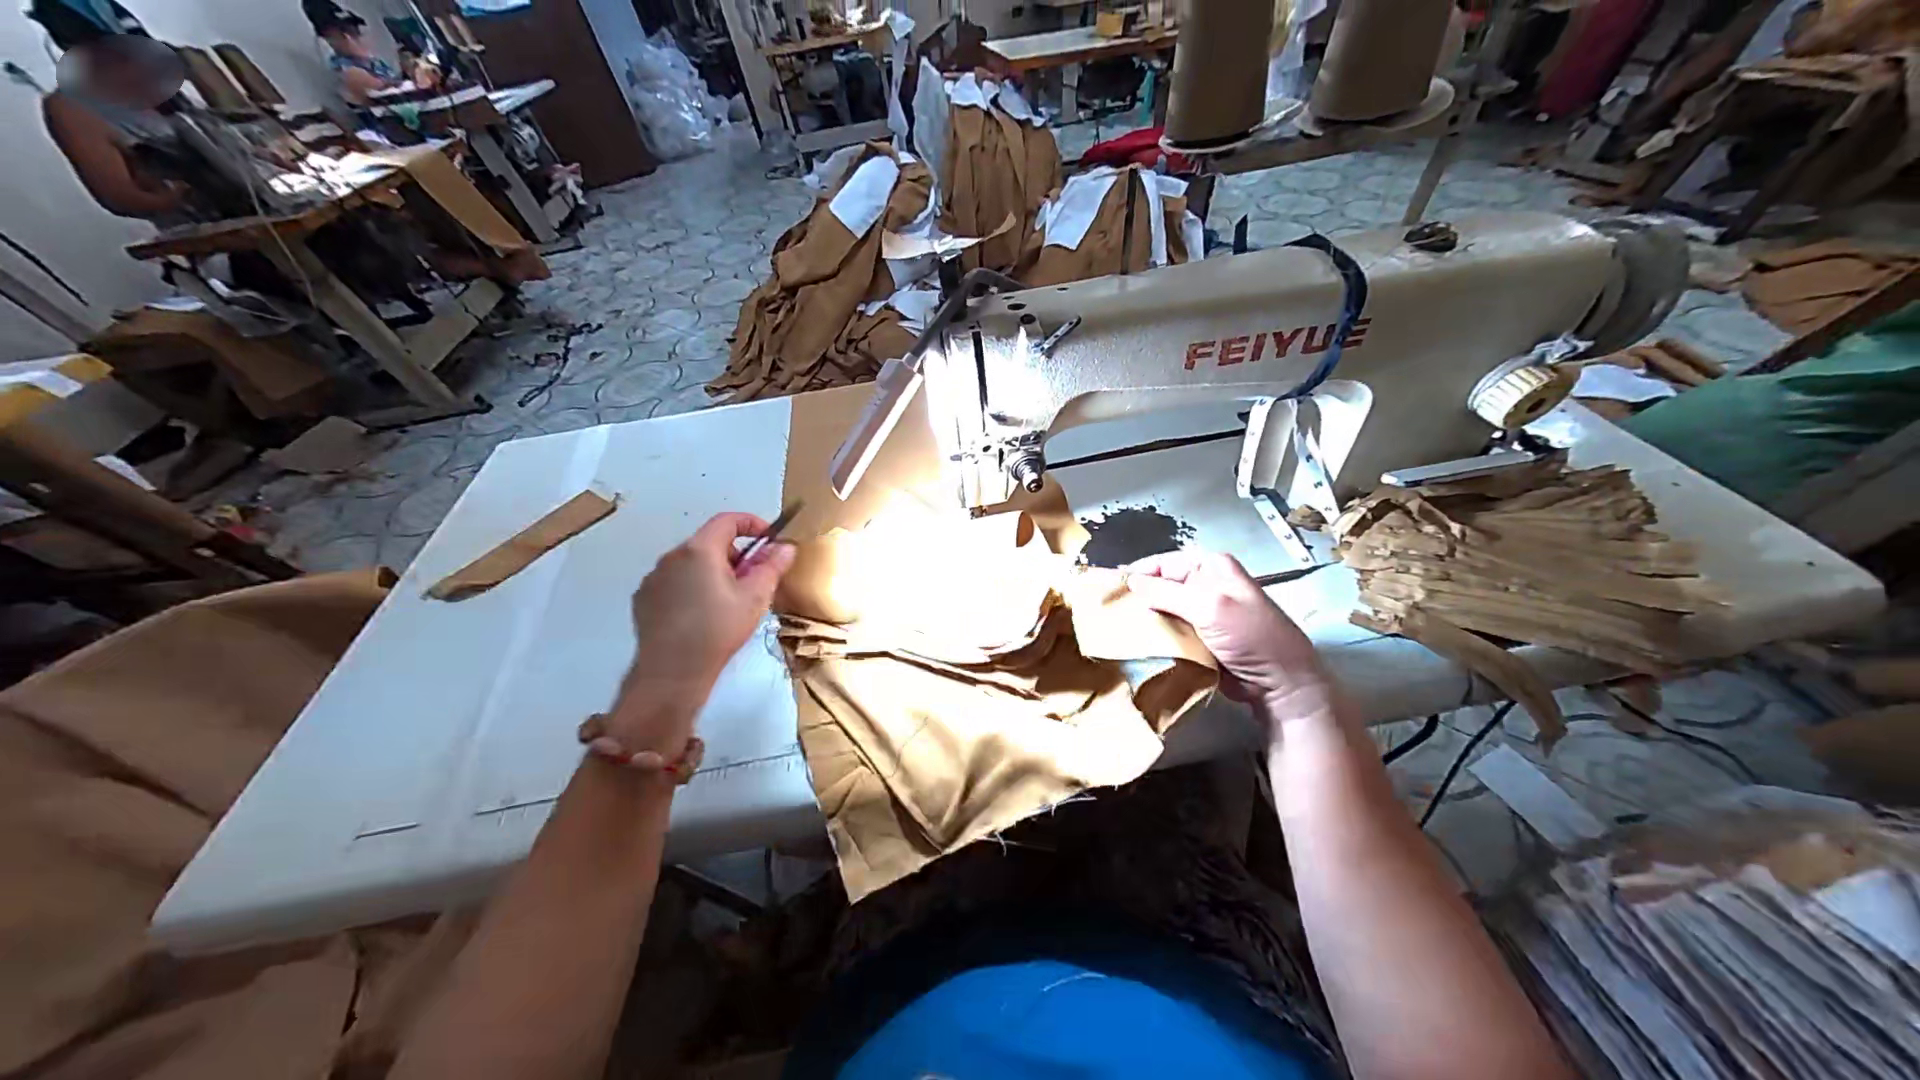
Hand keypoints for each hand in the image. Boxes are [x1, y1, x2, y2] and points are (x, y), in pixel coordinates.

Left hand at [604, 513, 795, 754]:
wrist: (672, 672)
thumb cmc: (718, 630)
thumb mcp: (756, 598)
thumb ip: (772, 566)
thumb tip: (785, 546)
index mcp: (699, 550)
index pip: (728, 520)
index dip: (752, 524)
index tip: (768, 539)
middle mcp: (672, 556)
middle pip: (709, 542)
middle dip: (735, 555)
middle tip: (752, 580)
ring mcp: (654, 578)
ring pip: (691, 564)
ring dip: (713, 572)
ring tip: (728, 603)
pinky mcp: (644, 599)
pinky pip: (674, 583)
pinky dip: (692, 588)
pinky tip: (701, 616)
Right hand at [1124, 550, 1335, 721]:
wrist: (1281, 684)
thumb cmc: (1251, 638)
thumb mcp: (1209, 607)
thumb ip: (1166, 592)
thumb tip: (1129, 581)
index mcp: (1211, 567)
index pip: (1163, 563)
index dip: (1136, 574)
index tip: (1109, 589)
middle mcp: (1205, 585)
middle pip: (1160, 586)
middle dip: (1138, 599)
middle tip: (1109, 612)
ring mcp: (1203, 613)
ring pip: (1162, 611)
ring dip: (1144, 621)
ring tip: (1116, 629)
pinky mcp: (1200, 638)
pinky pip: (1169, 632)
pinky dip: (1156, 638)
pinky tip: (1137, 644)